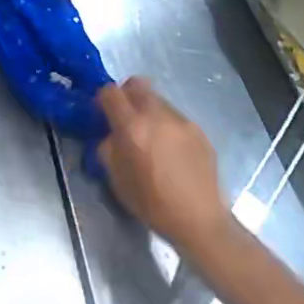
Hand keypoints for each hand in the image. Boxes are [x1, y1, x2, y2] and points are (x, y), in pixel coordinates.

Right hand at [96, 77, 231, 250]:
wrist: (200, 219)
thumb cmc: (153, 205)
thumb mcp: (118, 182)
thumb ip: (108, 150)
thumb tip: (110, 135)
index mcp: (133, 128)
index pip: (111, 92)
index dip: (103, 99)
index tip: (103, 113)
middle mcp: (157, 115)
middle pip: (137, 84)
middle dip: (126, 96)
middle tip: (125, 119)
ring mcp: (181, 119)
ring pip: (157, 99)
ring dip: (148, 111)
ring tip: (151, 140)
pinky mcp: (198, 128)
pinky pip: (175, 116)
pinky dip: (167, 125)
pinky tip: (171, 152)